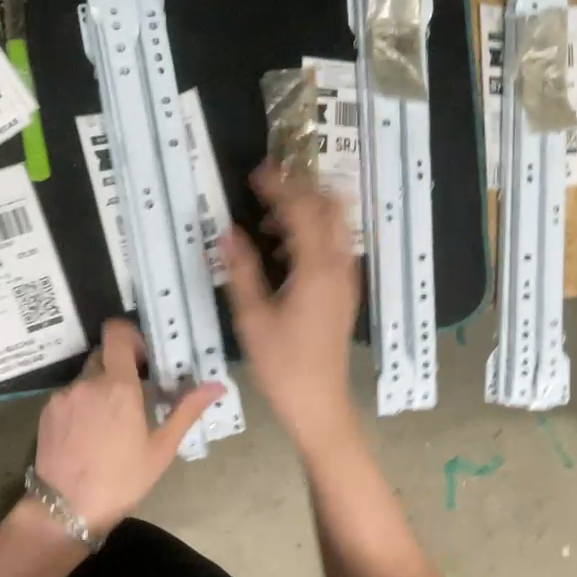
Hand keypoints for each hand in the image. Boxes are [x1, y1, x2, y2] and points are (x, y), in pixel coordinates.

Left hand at [32, 319, 223, 533]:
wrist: (67, 508)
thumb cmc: (121, 481)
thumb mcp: (161, 449)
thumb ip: (186, 410)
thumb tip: (217, 385)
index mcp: (118, 386)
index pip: (117, 333)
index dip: (131, 336)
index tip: (143, 357)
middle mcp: (87, 383)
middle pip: (103, 355)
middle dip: (119, 367)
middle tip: (134, 394)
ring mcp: (63, 396)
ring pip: (85, 378)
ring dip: (99, 389)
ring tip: (110, 423)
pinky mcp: (47, 411)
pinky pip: (69, 396)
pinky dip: (81, 405)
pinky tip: (88, 434)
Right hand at [222, 164, 361, 450]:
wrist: (319, 403)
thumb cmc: (282, 366)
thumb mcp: (253, 319)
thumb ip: (242, 270)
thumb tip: (229, 233)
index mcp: (315, 269)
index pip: (302, 208)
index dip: (280, 185)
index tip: (256, 173)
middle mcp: (339, 266)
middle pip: (331, 205)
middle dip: (301, 188)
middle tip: (267, 189)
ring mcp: (346, 278)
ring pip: (336, 224)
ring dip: (307, 212)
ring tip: (270, 223)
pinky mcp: (345, 292)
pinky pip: (335, 246)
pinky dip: (313, 235)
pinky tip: (283, 254)